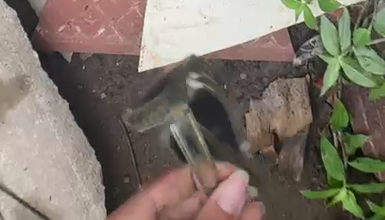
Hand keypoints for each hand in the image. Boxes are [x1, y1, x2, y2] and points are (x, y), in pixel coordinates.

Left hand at [109, 165, 261, 219]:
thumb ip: (209, 216)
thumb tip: (240, 181)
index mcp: (129, 216)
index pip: (167, 182)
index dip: (203, 171)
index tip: (236, 169)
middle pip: (180, 203)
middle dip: (220, 195)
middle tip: (252, 189)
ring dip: (225, 212)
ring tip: (256, 207)